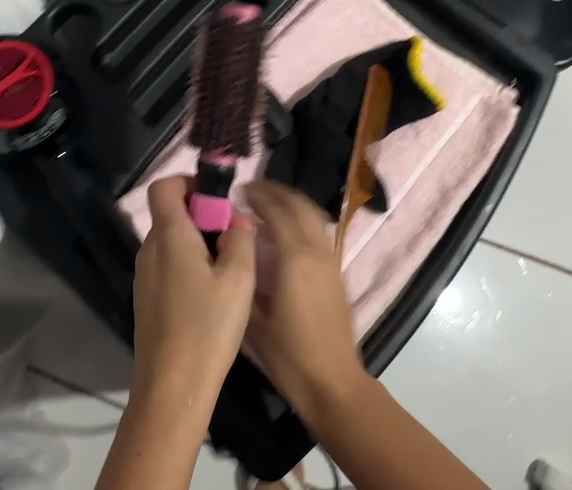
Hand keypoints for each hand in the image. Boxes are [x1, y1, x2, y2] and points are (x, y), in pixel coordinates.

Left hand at [130, 175, 256, 413]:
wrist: (172, 388)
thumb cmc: (208, 327)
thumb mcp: (239, 279)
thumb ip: (240, 238)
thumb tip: (234, 220)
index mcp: (169, 236)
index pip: (163, 186)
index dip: (188, 181)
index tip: (217, 198)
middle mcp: (149, 249)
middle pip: (170, 213)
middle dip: (202, 215)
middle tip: (233, 239)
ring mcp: (143, 277)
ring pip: (170, 242)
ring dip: (197, 243)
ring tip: (227, 272)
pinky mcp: (145, 300)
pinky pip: (166, 267)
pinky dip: (187, 267)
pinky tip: (210, 298)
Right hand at [244, 180, 369, 413]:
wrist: (332, 382)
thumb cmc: (288, 355)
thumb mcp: (254, 318)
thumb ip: (245, 277)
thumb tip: (235, 247)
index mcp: (295, 258)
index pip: (277, 211)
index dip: (258, 196)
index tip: (238, 189)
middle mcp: (316, 251)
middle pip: (299, 205)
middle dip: (276, 192)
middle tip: (251, 189)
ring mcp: (330, 260)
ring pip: (312, 215)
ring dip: (290, 202)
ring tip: (266, 202)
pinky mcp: (336, 272)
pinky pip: (318, 230)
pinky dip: (301, 218)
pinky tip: (284, 229)